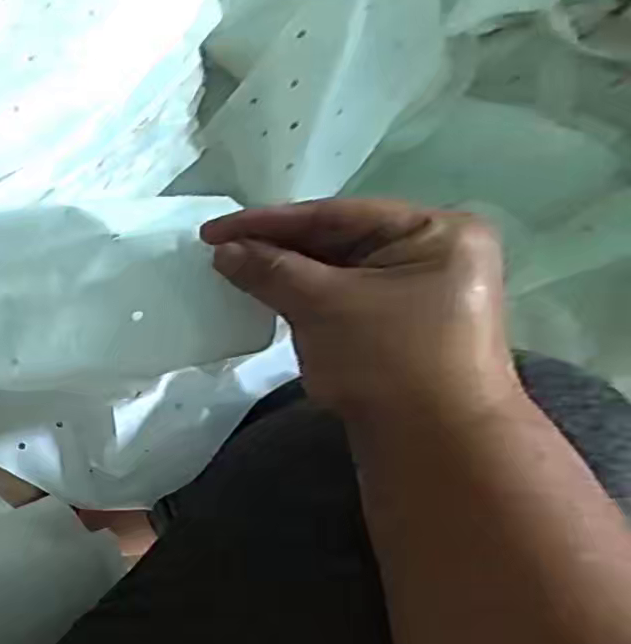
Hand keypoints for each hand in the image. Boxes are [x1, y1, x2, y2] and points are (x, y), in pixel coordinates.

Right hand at [201, 198, 521, 424]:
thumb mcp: (322, 304)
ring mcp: (409, 283)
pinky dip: (291, 287)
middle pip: (332, 236)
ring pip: (328, 263)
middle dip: (271, 243)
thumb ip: (269, 270)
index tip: (211, 231)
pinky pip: (330, 288)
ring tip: (227, 267)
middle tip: (214, 248)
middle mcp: (428, 249)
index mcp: (434, 232)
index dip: (267, 221)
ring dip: (276, 266)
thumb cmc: (387, 356)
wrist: (429, 429)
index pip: (335, 214)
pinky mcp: (386, 313)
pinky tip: (258, 289)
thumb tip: (223, 250)